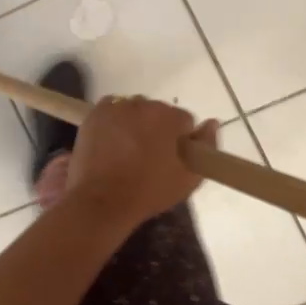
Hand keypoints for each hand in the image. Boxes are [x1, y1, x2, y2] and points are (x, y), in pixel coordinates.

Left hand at [65, 96, 216, 219]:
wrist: (102, 200)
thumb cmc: (149, 191)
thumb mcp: (188, 177)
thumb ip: (206, 146)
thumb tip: (212, 123)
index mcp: (167, 117)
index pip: (184, 120)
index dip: (181, 140)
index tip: (172, 158)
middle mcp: (141, 104)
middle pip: (158, 112)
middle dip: (158, 128)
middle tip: (149, 155)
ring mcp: (114, 108)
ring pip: (134, 109)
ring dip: (136, 122)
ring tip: (129, 149)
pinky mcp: (93, 115)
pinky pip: (111, 110)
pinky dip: (115, 120)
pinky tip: (113, 140)